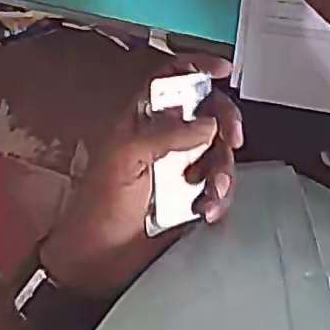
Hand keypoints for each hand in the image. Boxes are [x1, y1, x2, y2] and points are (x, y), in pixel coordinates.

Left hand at [38, 54, 242, 297]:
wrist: (98, 263)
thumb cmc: (99, 207)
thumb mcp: (125, 160)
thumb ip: (164, 134)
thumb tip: (206, 123)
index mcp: (143, 120)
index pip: (172, 78)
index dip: (197, 67)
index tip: (222, 70)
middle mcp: (164, 136)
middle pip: (208, 111)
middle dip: (225, 123)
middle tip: (231, 139)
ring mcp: (180, 165)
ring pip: (219, 149)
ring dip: (222, 169)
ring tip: (210, 192)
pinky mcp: (192, 193)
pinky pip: (220, 183)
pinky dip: (220, 196)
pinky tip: (207, 210)